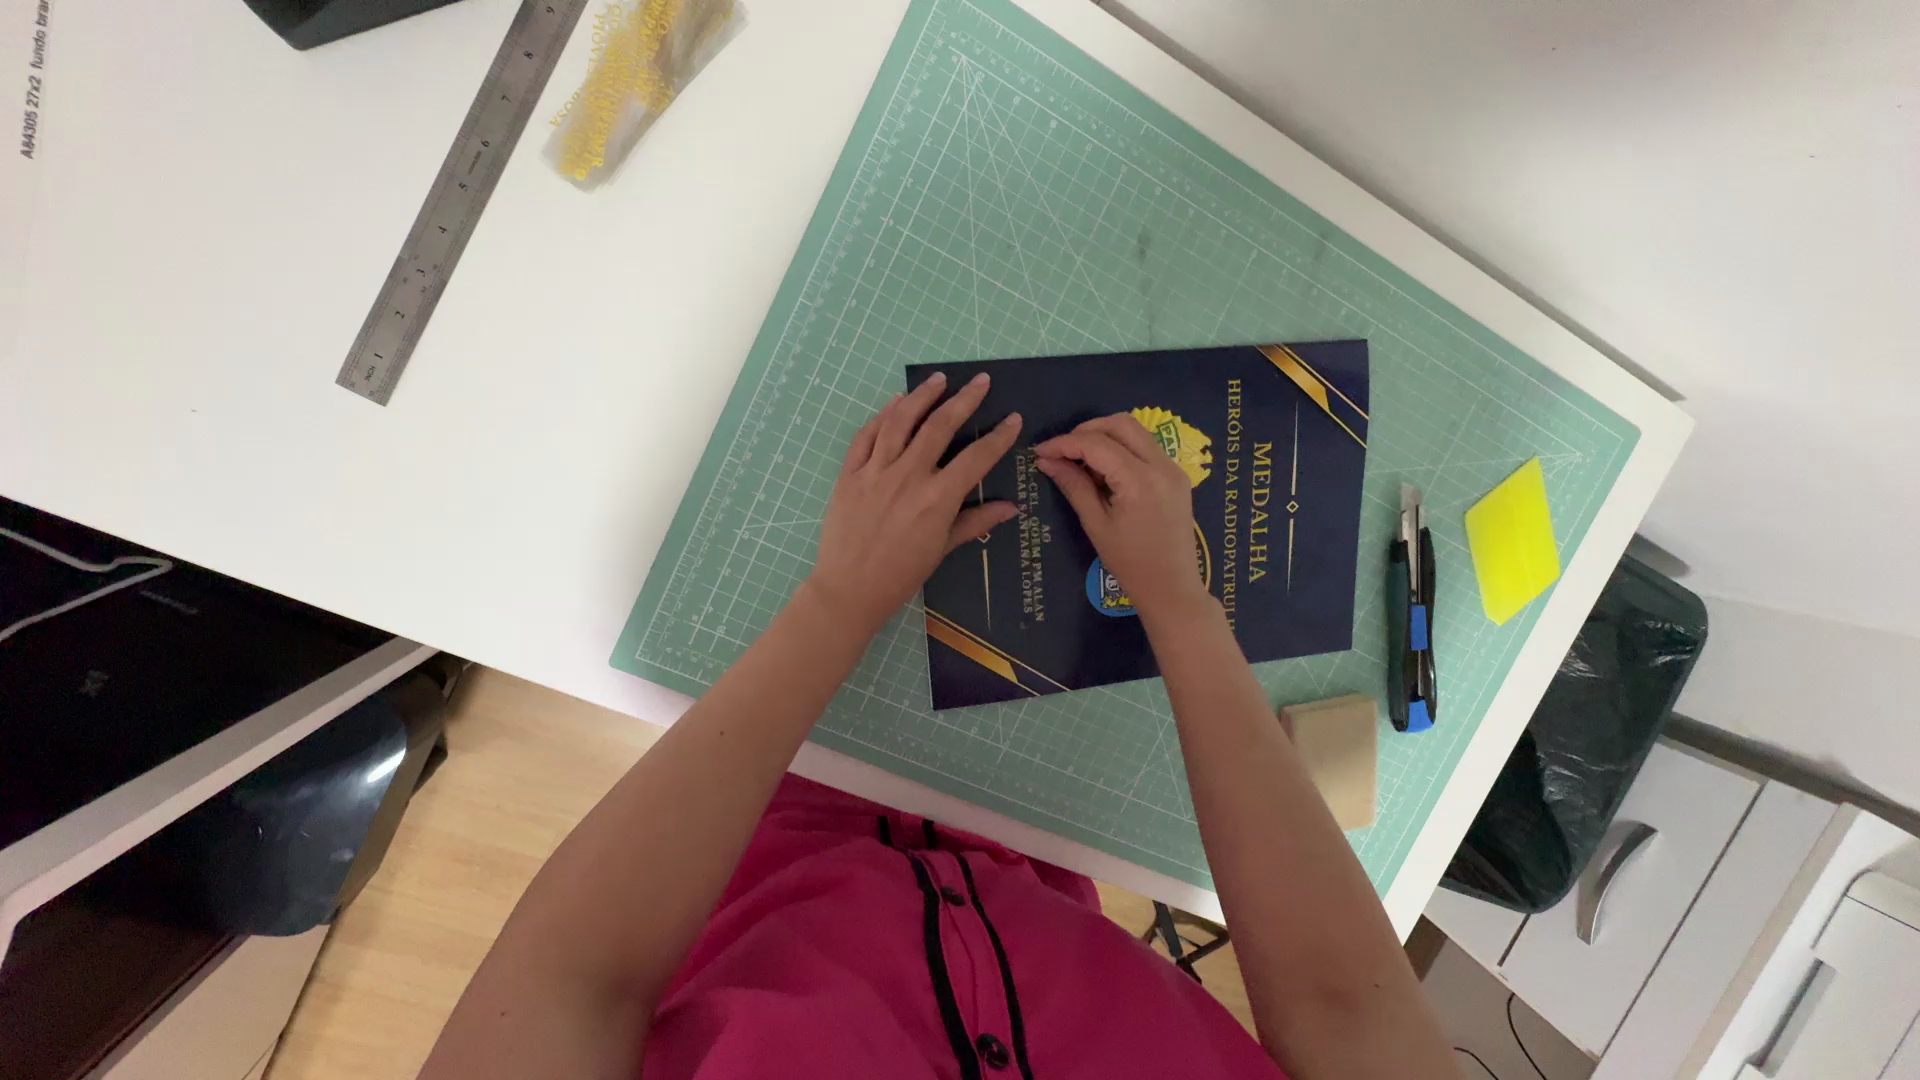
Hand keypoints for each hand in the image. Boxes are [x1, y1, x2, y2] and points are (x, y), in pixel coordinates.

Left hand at [806, 372, 1022, 633]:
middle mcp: (908, 477)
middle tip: (980, 381)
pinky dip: (883, 415)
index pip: (976, 458)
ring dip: (922, 396)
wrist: (849, 589)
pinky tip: (896, 403)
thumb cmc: (901, 574)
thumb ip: (974, 522)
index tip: (1013, 419)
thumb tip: (1010, 508)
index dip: (998, 437)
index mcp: (937, 498)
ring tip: (938, 379)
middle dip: (964, 400)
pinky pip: (867, 436)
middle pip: (939, 426)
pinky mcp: (850, 474)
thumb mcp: (942, 549)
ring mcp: (876, 472)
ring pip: (901, 421)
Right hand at [1034, 413, 1211, 617]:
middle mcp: (1161, 465)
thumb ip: (1073, 486)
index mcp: (1139, 480)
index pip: (1097, 444)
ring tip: (1081, 462)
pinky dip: (1122, 449)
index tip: (1040, 452)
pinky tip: (1105, 472)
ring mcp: (1173, 468)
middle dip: (1086, 431)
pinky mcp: (1177, 476)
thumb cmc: (1129, 563)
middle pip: (1120, 424)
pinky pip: (1146, 448)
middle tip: (1062, 452)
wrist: (1171, 587)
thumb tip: (1046, 461)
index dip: (1064, 443)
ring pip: (1135, 431)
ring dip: (1105, 437)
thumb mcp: (1096, 524)